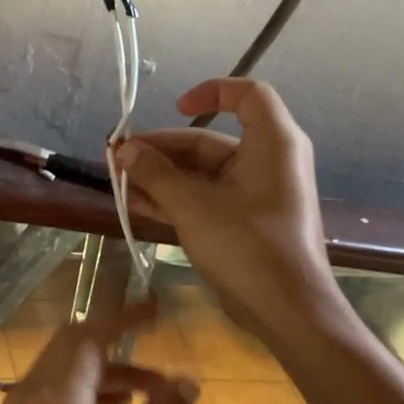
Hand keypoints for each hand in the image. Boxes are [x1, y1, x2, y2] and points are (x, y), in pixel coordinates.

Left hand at [0, 313, 197, 403]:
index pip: (90, 337)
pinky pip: (49, 389)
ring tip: (150, 392)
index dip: (124, 318)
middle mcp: (29, 394)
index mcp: (57, 401)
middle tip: (157, 344)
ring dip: (102, 368)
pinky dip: (82, 387)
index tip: (158, 311)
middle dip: (115, 340)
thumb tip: (185, 379)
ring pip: (59, 366)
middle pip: (71, 344)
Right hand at [117, 77, 342, 343]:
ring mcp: (255, 194)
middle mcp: (267, 162)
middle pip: (208, 140)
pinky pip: (204, 198)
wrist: (287, 311)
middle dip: (160, 149)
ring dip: (159, 176)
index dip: (211, 91)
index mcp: (272, 144)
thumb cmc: (247, 246)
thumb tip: (123, 150)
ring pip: (200, 173)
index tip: (174, 107)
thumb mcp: (193, 206)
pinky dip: (172, 198)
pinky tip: (134, 204)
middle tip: (116, 158)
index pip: (247, 95)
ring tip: (116, 181)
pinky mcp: (243, 222)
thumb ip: (155, 174)